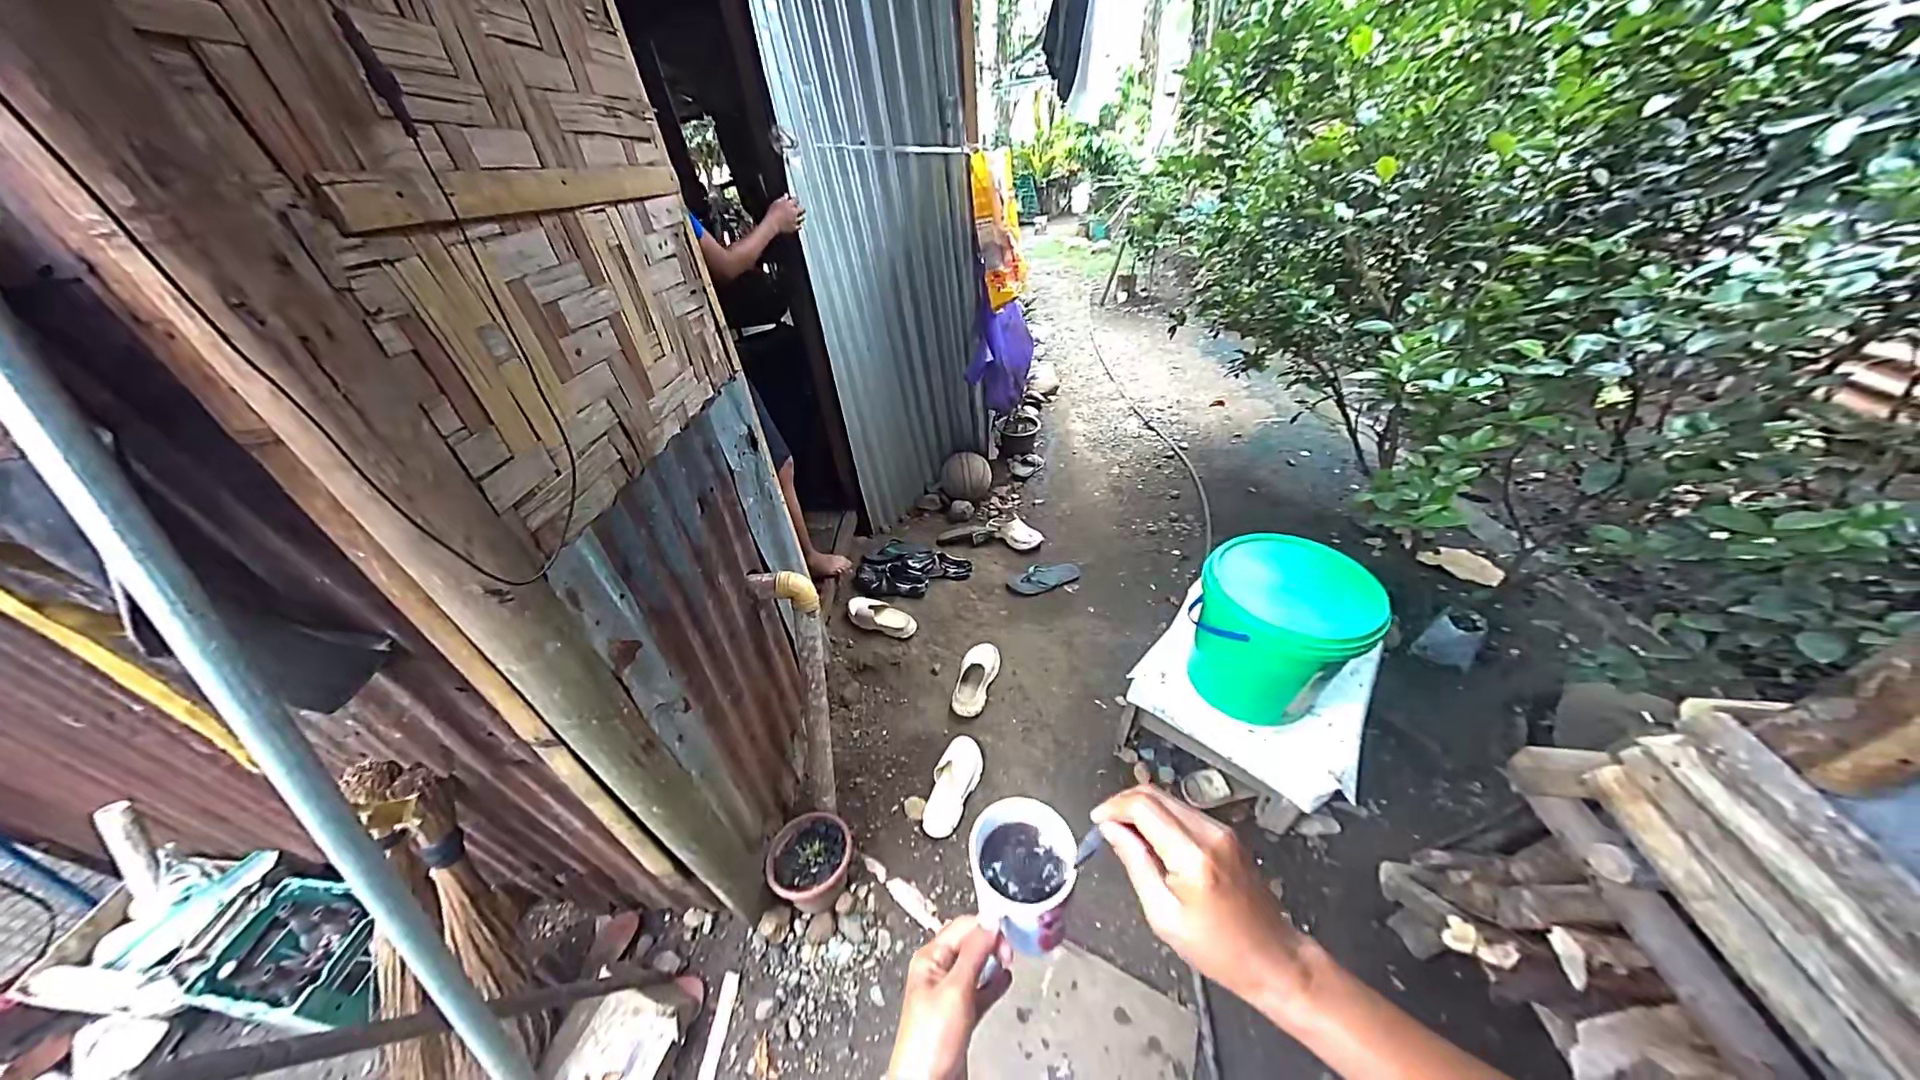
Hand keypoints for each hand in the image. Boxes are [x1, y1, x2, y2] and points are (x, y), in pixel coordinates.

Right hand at [765, 193, 804, 233]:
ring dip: (802, 217)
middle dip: (801, 208)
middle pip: (801, 209)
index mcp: (790, 204)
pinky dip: (800, 225)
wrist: (772, 224)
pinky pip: (799, 226)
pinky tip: (800, 225)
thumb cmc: (773, 212)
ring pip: (802, 218)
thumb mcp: (776, 203)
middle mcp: (794, 212)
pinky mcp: (794, 227)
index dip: (795, 200)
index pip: (795, 200)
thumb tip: (786, 195)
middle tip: (801, 208)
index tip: (795, 200)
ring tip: (802, 216)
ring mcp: (795, 220)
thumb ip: (782, 199)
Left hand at [887, 916, 1012, 1079]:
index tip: (1006, 935)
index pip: (963, 927)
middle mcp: (938, 972)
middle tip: (1008, 952)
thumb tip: (990, 922)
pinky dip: (994, 983)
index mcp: (930, 958)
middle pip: (970, 944)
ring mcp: (950, 993)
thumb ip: (974, 953)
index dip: (986, 928)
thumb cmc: (928, 1043)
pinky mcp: (961, 1013)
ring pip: (977, 965)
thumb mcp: (955, 989)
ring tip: (1008, 961)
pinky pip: (981, 989)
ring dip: (993, 961)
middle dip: (991, 943)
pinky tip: (1004, 980)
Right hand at [1093, 786, 1309, 1009]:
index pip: (1143, 806)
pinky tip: (1152, 839)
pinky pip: (1184, 811)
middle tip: (1106, 824)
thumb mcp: (1163, 915)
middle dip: (1123, 803)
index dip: (1113, 807)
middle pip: (1155, 794)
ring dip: (1141, 808)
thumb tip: (1111, 830)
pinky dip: (1160, 816)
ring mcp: (1222, 830)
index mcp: (1193, 856)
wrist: (1273, 958)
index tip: (1097, 820)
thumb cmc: (1220, 949)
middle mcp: (1210, 834)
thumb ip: (1135, 863)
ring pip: (1168, 799)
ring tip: (1125, 834)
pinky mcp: (1227, 834)